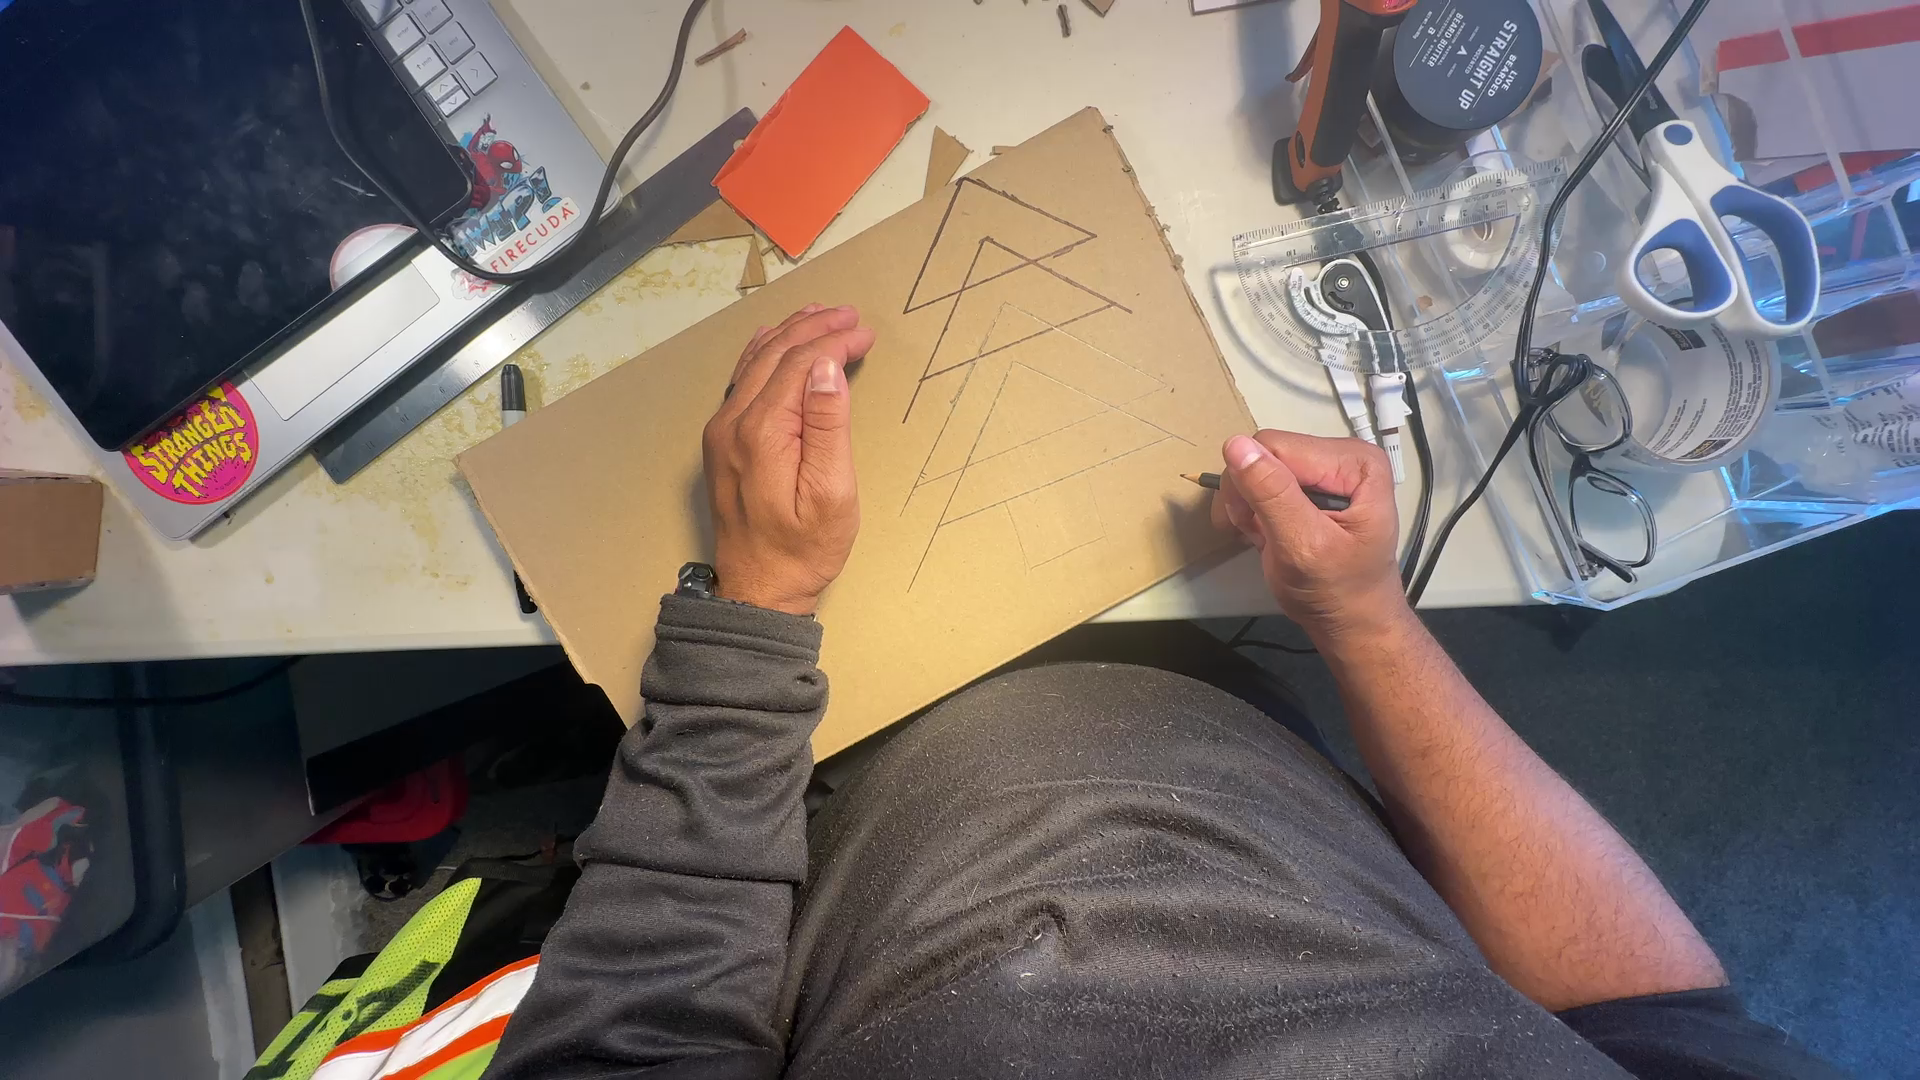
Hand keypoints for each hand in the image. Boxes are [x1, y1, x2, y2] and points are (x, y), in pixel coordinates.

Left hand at [702, 304, 875, 615]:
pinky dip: (764, 354)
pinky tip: (774, 342)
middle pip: (774, 355)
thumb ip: (827, 427)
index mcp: (761, 432)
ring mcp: (721, 431)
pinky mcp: (722, 442)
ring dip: (789, 334)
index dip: (834, 342)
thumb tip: (826, 368)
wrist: (759, 588)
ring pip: (754, 363)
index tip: (865, 333)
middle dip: (814, 328)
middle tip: (849, 314)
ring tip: (819, 315)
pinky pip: (741, 382)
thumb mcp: (831, 494)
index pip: (800, 365)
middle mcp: (732, 422)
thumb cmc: (804, 548)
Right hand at [1211, 430, 1408, 643]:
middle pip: (1262, 453)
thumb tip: (1235, 445)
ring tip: (1261, 536)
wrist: (1347, 620)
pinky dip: (1247, 510)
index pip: (1275, 446)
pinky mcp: (1303, 484)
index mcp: (1354, 461)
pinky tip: (1263, 531)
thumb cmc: (1336, 590)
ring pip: (1250, 466)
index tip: (1254, 524)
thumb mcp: (1302, 545)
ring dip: (1243, 505)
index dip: (1252, 483)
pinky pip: (1254, 481)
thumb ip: (1271, 494)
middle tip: (1258, 533)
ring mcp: (1320, 469)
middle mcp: (1339, 456)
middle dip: (1247, 495)